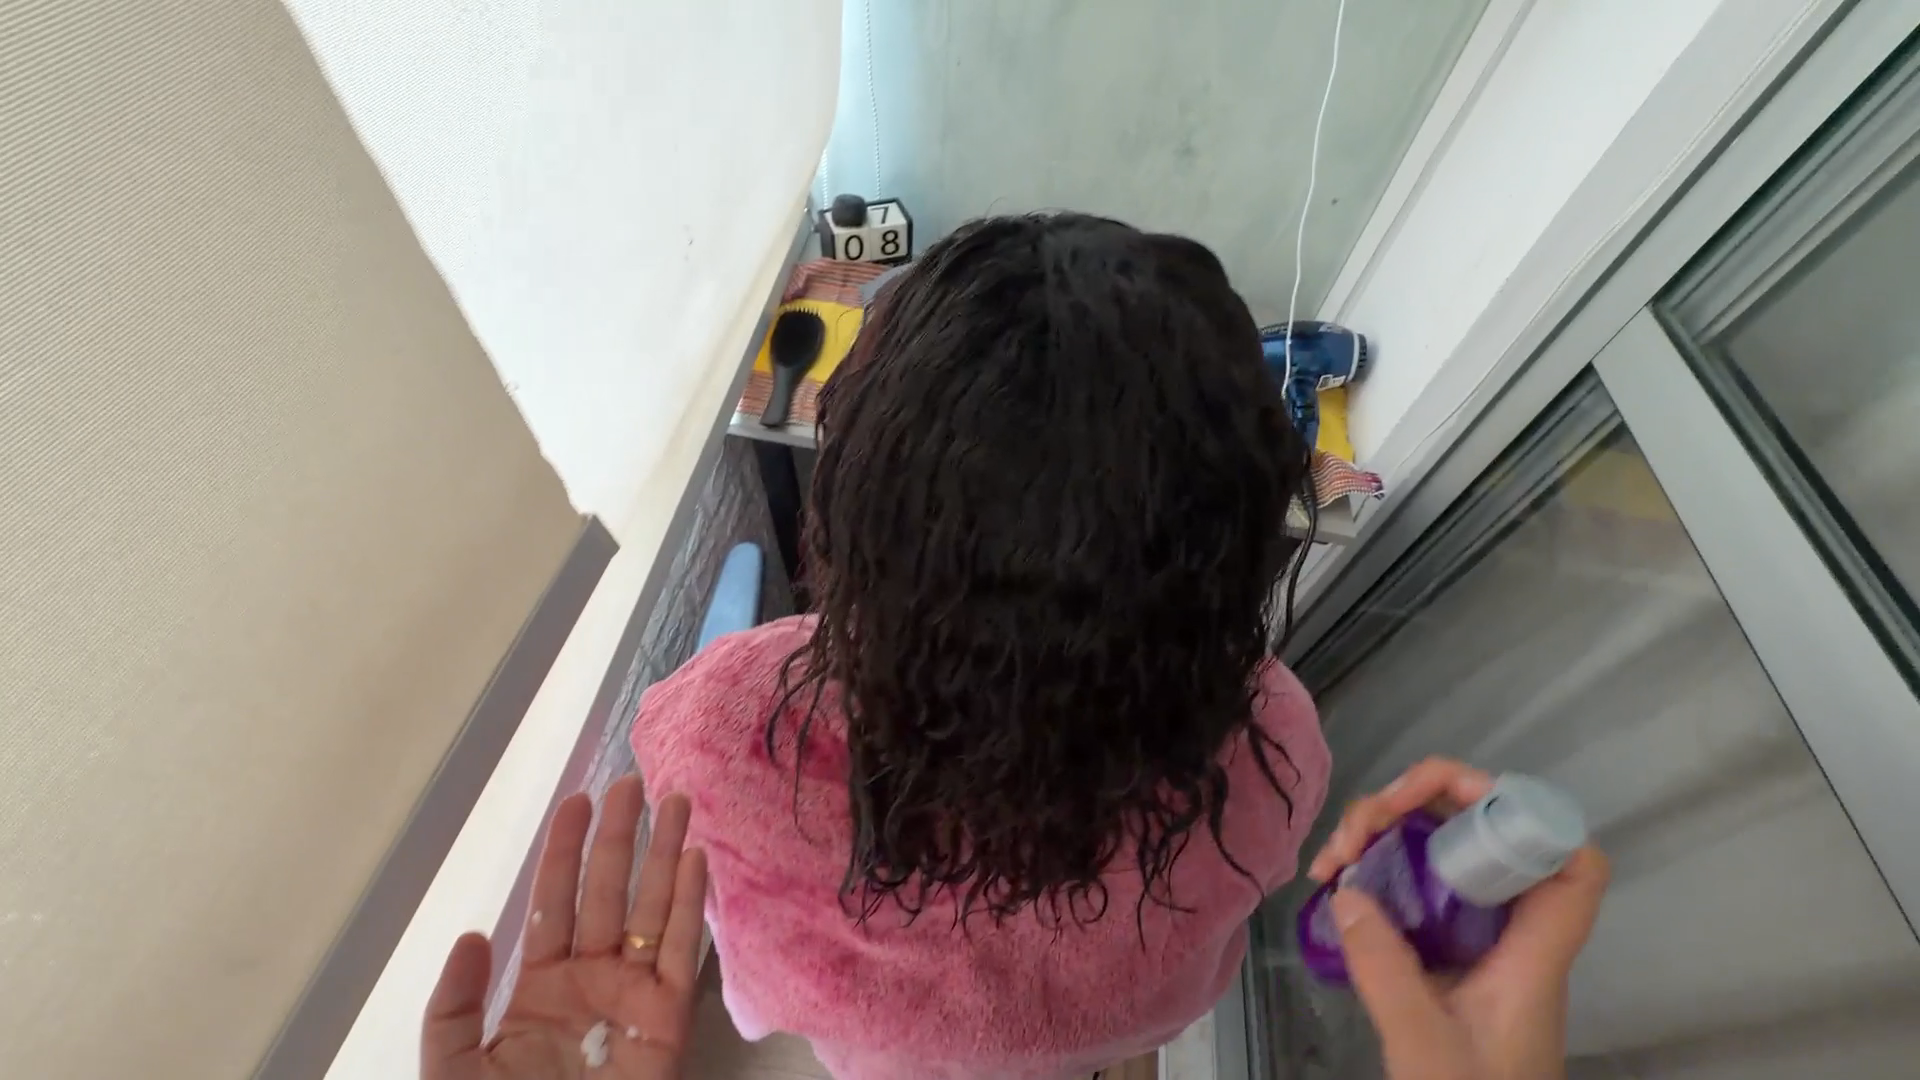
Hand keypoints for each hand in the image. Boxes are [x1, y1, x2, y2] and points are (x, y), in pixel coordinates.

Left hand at [423, 778, 707, 1079]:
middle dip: (620, 836)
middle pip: (607, 891)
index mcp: (539, 986)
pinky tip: (696, 859)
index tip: (577, 800)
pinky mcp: (669, 1014)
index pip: (553, 903)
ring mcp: (634, 991)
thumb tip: (475, 932)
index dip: (563, 852)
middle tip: (633, 782)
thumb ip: (452, 1012)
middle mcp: (591, 975)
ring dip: (665, 853)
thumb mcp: (454, 1079)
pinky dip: (690, 902)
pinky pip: (682, 948)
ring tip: (677, 802)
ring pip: (651, 906)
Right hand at [1307, 759, 1608, 1079]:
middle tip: (1354, 830)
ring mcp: (1468, 933)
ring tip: (1329, 859)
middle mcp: (1505, 930)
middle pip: (1482, 831)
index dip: (1523, 815)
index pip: (1570, 865)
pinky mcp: (1437, 944)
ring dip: (1378, 833)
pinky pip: (1408, 878)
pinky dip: (1369, 865)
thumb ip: (1388, 973)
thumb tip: (1348, 891)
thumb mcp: (1425, 1048)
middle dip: (1413, 807)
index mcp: (1531, 954)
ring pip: (1435, 848)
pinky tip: (1334, 881)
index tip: (1446, 804)